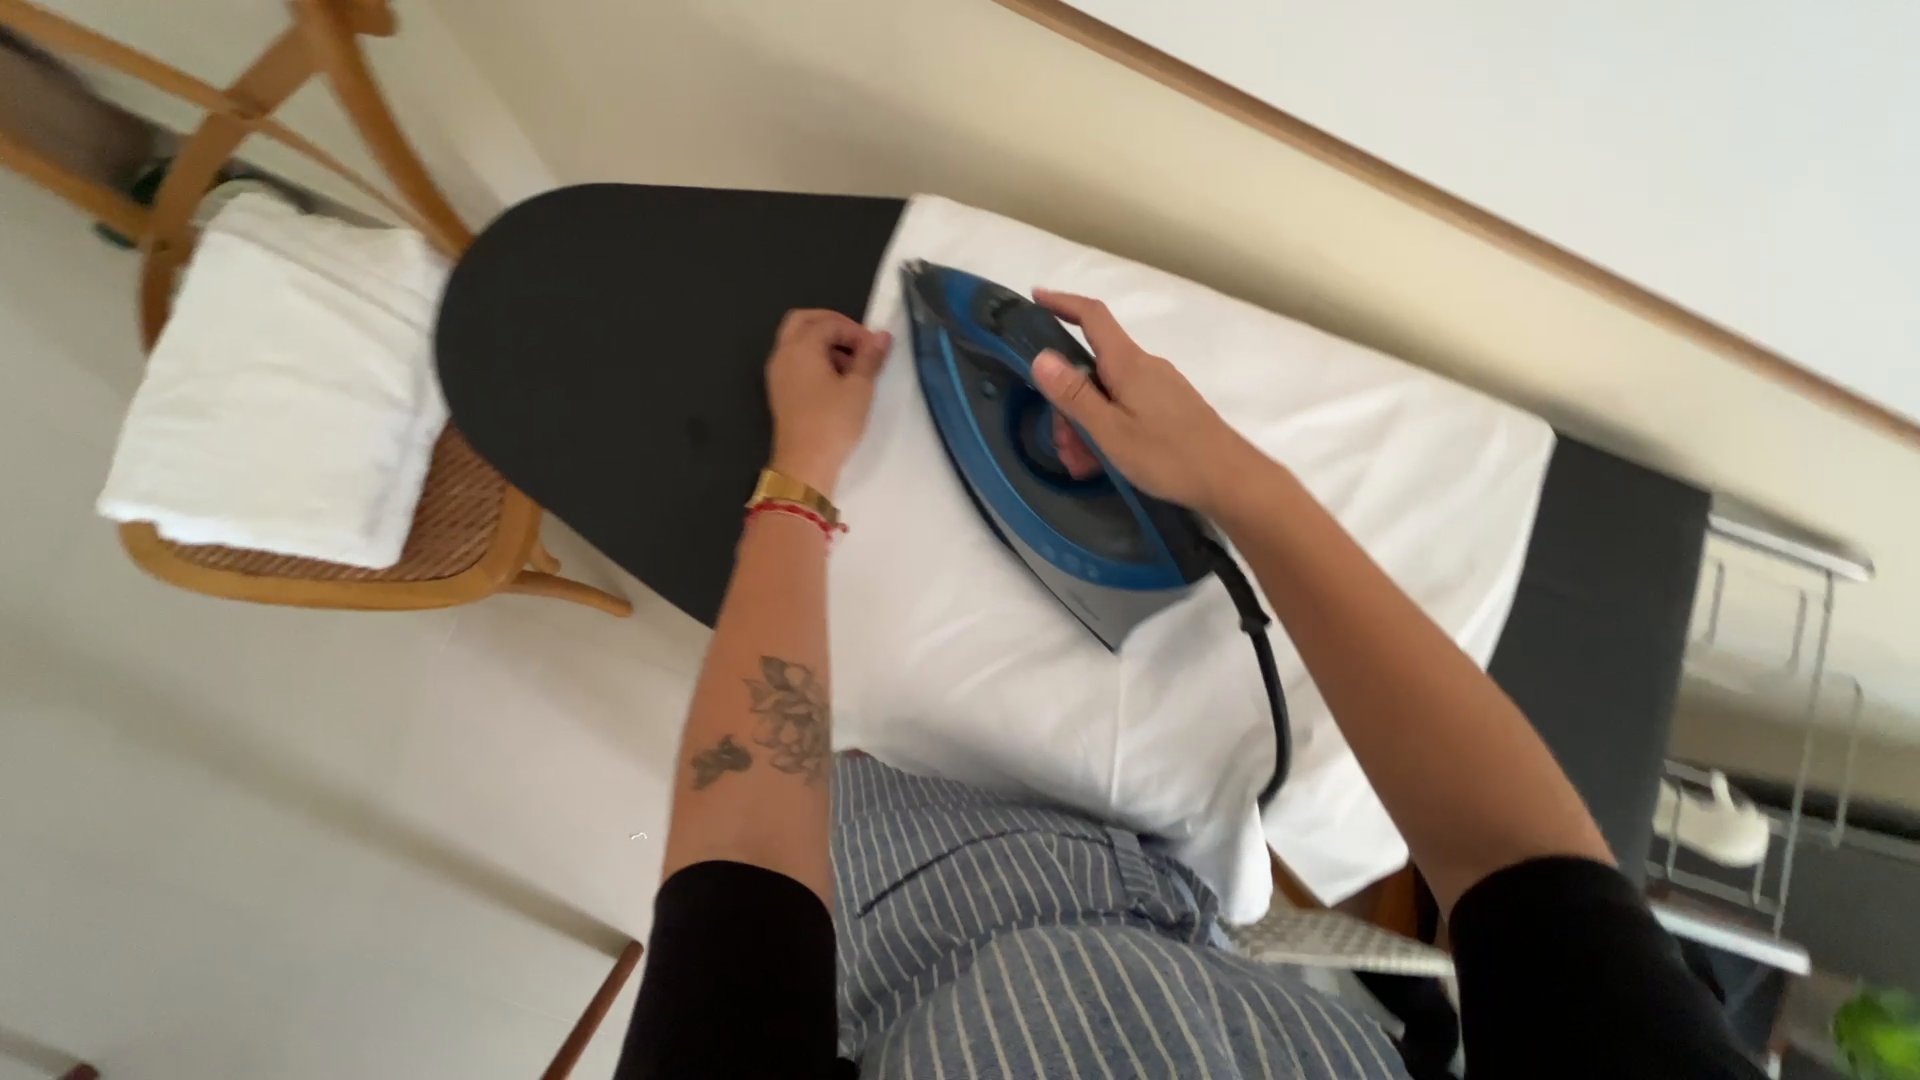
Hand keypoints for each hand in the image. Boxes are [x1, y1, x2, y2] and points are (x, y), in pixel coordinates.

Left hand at [765, 309, 891, 496]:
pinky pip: (796, 362)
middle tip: (858, 344)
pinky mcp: (780, 392)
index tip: (876, 349)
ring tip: (852, 367)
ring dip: (824, 344)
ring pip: (798, 342)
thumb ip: (870, 358)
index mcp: (800, 347)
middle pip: (804, 322)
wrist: (805, 465)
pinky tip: (836, 383)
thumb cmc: (833, 423)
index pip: (828, 323)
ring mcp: (778, 374)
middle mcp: (783, 354)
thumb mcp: (859, 388)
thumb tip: (881, 336)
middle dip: (833, 326)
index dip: (855, 331)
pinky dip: (815, 360)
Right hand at [1029, 289, 1261, 515]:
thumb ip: (1075, 395)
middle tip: (1064, 447)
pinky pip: (1125, 408)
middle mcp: (1145, 366)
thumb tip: (1041, 357)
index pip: (1092, 316)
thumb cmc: (1168, 456)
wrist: (1230, 480)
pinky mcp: (1169, 408)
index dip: (1062, 303)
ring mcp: (1160, 387)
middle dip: (1068, 404)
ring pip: (1107, 395)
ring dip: (1086, 425)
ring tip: (1084, 466)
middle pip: (1093, 369)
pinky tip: (1105, 462)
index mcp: (1128, 363)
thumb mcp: (1110, 431)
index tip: (1036, 298)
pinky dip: (1107, 430)